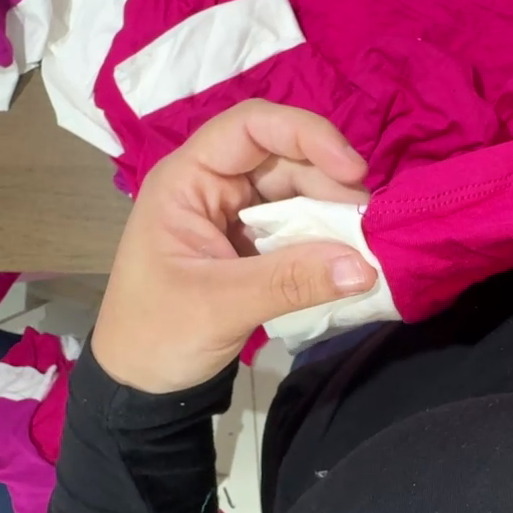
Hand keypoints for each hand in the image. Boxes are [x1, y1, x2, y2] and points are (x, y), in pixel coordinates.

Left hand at [91, 100, 377, 392]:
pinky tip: (351, 258)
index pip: (250, 127)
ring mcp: (235, 215)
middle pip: (284, 159)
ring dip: (333, 214)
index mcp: (187, 180)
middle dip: (330, 184)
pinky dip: (326, 240)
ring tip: (368, 242)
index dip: (305, 135)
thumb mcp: (221, 306)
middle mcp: (214, 186)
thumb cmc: (159, 334)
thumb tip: (365, 267)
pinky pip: (299, 228)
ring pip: (297, 194)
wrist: (142, 385)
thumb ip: (290, 282)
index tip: (352, 171)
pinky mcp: (254, 246)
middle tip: (370, 223)